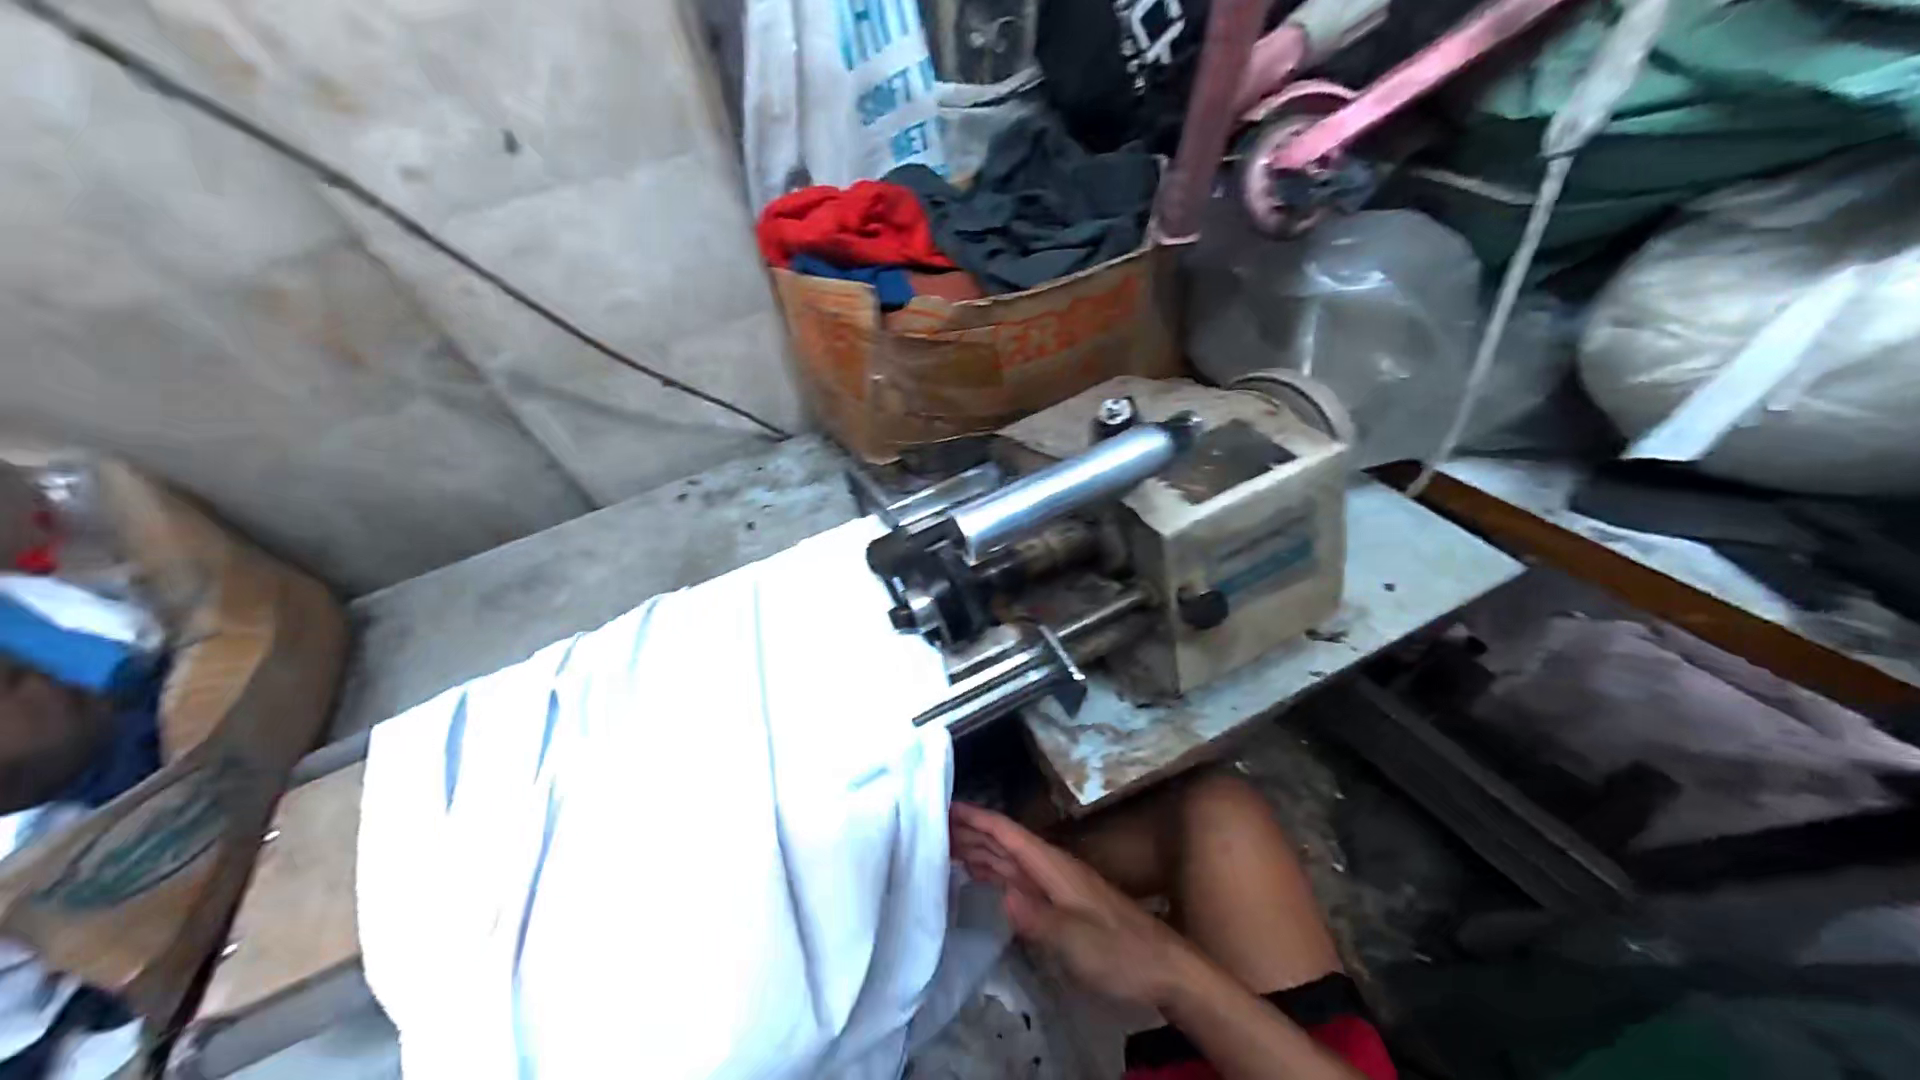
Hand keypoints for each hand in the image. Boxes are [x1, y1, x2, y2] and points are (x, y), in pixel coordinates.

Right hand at [951, 802, 1195, 1007]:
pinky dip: (994, 871)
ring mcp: (1056, 884)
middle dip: (970, 830)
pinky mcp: (1059, 902)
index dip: (977, 818)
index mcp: (1053, 866)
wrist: (1163, 967)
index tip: (944, 807)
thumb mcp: (1078, 940)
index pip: (1008, 833)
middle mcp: (1051, 867)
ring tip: (946, 845)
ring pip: (1009, 858)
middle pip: (1004, 841)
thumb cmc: (1120, 951)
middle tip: (932, 827)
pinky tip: (981, 874)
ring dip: (979, 848)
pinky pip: (1017, 877)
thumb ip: (1039, 918)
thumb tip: (1001, 895)